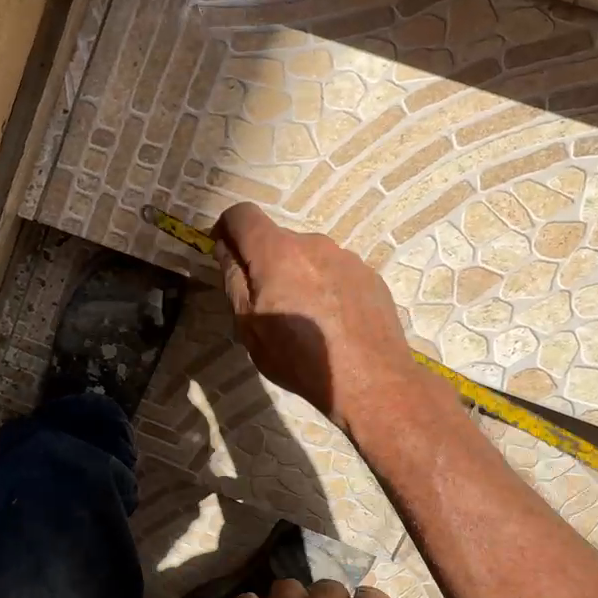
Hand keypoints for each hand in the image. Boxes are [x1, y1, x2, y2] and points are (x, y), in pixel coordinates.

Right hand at [213, 203, 417, 421]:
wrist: (373, 383)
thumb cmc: (298, 357)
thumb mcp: (248, 325)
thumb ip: (233, 279)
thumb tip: (226, 249)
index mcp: (278, 252)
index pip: (242, 214)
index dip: (226, 228)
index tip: (224, 254)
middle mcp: (313, 244)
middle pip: (276, 238)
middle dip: (263, 260)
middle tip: (264, 302)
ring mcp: (346, 258)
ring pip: (307, 255)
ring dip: (296, 273)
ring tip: (302, 317)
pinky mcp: (369, 276)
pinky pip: (334, 271)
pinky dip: (323, 286)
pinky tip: (330, 321)